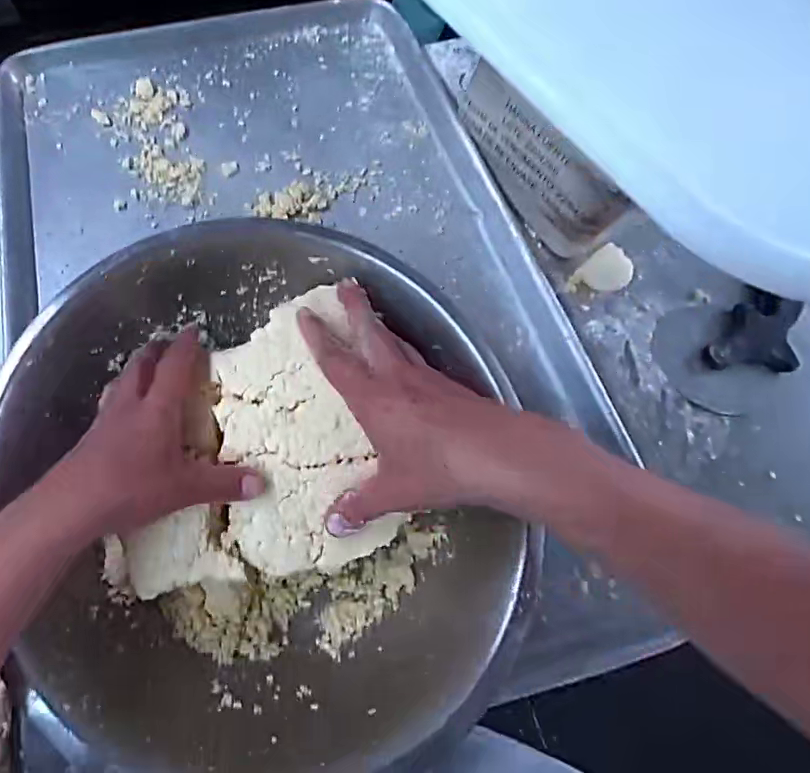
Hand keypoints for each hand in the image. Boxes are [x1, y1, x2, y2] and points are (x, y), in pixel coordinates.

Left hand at [55, 327, 262, 536]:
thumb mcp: (184, 489)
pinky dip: (121, 393)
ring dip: (137, 368)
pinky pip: (111, 400)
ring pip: (123, 379)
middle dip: (157, 350)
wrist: (74, 500)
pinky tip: (122, 407)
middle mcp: (131, 402)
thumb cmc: (133, 487)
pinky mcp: (93, 433)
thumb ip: (222, 483)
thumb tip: (261, 482)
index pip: (174, 365)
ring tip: (145, 367)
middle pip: (143, 363)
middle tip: (168, 343)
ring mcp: (108, 416)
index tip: (194, 330)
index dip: (185, 346)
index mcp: (158, 407)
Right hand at [298, 281, 564, 531]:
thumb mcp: (396, 489)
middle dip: (355, 309)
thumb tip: (331, 524)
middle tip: (346, 284)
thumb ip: (362, 504)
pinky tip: (410, 359)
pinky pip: (419, 360)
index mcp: (372, 397)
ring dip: (381, 326)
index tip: (305, 313)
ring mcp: (426, 380)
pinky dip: (407, 350)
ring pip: (397, 343)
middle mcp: (395, 379)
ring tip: (372, 314)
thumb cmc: (440, 468)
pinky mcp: (451, 388)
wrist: (503, 455)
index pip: (336, 361)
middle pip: (371, 334)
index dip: (318, 337)